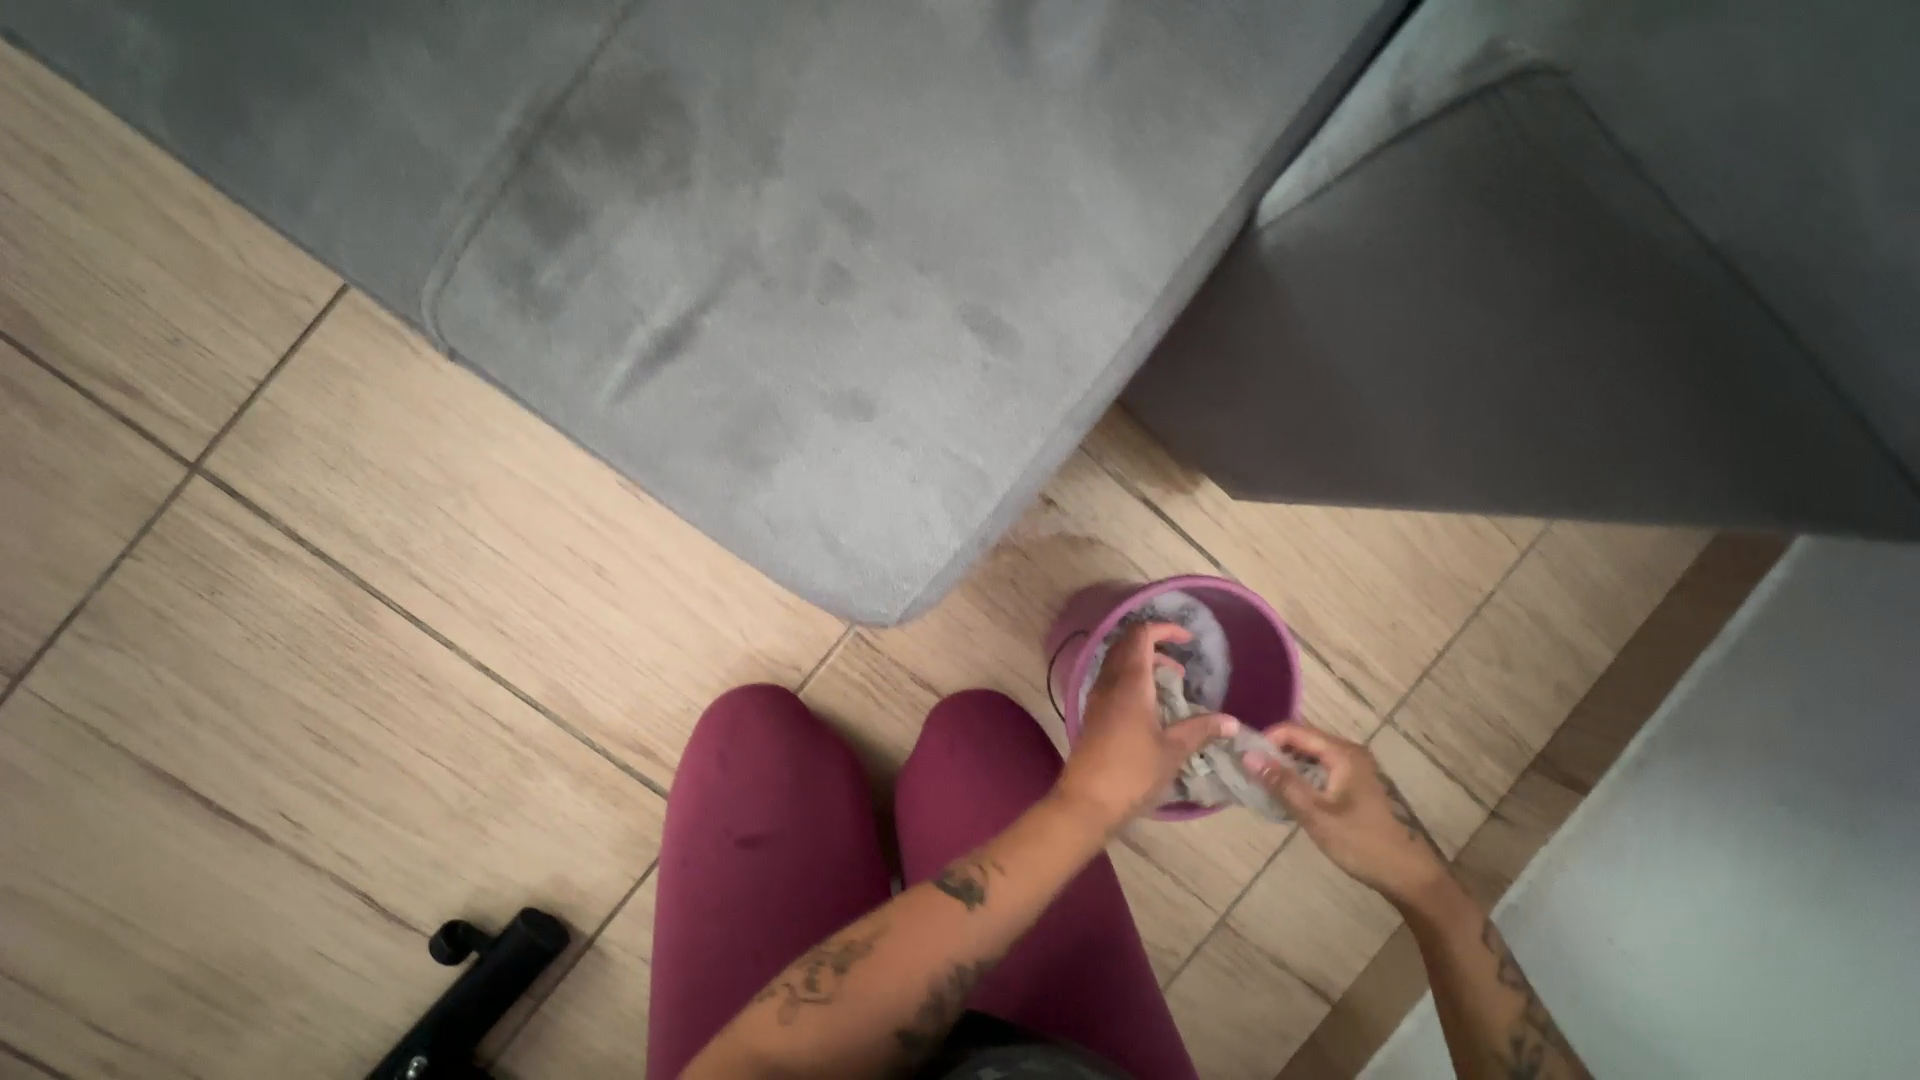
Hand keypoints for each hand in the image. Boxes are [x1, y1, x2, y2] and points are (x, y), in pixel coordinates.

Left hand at [1056, 622, 1231, 830]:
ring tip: (1171, 687)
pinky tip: (1150, 708)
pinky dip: (1132, 681)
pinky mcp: (1092, 715)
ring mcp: (1097, 698)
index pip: (1142, 635)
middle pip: (1127, 646)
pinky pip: (1111, 682)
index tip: (1188, 639)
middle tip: (1181, 669)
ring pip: (1117, 664)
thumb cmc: (1132, 772)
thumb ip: (1201, 729)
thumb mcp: (1173, 750)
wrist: (1087, 801)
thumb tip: (1231, 721)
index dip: (1164, 629)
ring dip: (1143, 665)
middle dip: (1155, 646)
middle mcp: (1109, 682)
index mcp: (1130, 682)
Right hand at [1243, 724, 1450, 908]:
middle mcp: (1350, 753)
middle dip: (1274, 753)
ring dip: (1287, 767)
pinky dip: (1302, 778)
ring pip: (1311, 757)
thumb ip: (1282, 783)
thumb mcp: (1317, 815)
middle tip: (1250, 774)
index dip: (1266, 740)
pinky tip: (1290, 798)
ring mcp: (1356, 770)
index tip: (1245, 761)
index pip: (1294, 730)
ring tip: (1265, 787)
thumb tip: (1247, 755)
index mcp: (1342, 753)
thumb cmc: (1363, 843)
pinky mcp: (1357, 786)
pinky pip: (1321, 771)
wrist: (1411, 877)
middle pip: (1302, 740)